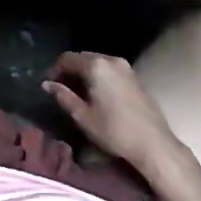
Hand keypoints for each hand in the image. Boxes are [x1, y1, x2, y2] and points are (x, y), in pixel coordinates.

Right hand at [43, 51, 184, 170]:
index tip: (49, 84)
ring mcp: (125, 66)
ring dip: (84, 72)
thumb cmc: (114, 131)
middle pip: (83, 57)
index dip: (55, 69)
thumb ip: (63, 96)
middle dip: (70, 69)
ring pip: (97, 62)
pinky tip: (97, 93)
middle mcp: (111, 59)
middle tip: (61, 88)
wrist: (153, 143)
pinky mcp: (135, 76)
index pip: (67, 58)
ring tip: (78, 92)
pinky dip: (99, 75)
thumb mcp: (83, 116)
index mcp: (96, 66)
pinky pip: (110, 68)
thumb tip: (47, 84)